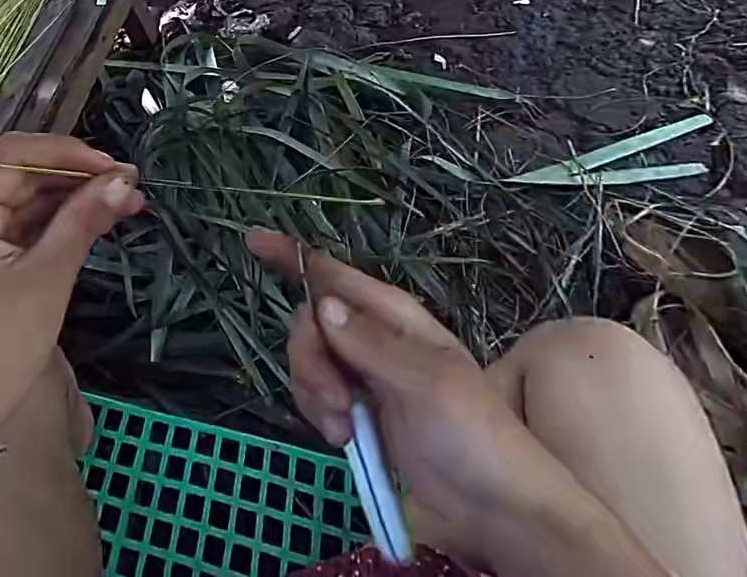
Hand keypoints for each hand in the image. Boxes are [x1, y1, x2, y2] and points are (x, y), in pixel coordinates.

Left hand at [0, 134, 142, 471]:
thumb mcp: (45, 281)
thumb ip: (83, 221)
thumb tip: (124, 180)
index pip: (13, 155)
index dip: (66, 152)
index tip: (113, 167)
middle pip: (21, 175)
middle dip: (76, 175)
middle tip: (130, 185)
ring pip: (26, 200)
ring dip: (72, 198)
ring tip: (124, 202)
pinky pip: (22, 227)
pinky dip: (57, 223)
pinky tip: (95, 222)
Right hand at [247, 229, 663, 576]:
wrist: (494, 506)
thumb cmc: (473, 433)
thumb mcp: (427, 383)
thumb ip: (370, 344)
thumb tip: (321, 304)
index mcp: (393, 315)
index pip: (333, 274)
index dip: (292, 255)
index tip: (252, 240)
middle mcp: (372, 335)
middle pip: (310, 321)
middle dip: (309, 358)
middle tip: (337, 401)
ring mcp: (362, 371)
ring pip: (308, 358)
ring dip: (314, 392)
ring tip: (345, 427)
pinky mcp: (356, 407)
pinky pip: (314, 393)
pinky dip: (318, 412)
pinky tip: (344, 437)